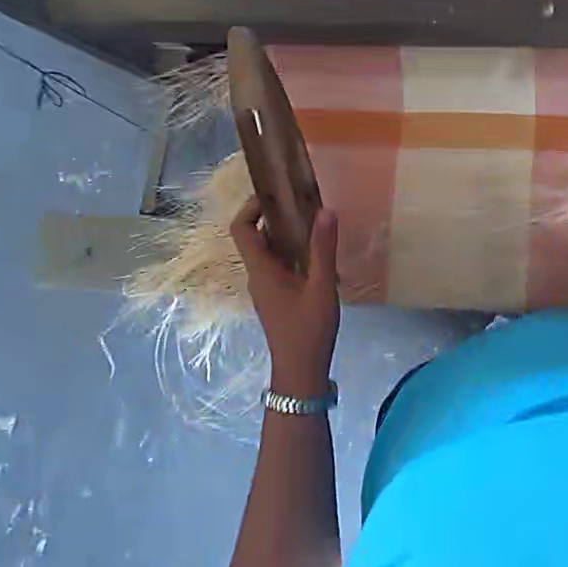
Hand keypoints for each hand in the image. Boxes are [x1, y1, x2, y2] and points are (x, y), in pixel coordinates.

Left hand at [230, 197, 340, 398]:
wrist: (301, 371)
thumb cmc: (308, 330)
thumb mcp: (322, 287)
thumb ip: (323, 249)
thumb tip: (326, 210)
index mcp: (261, 270)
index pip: (241, 229)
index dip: (250, 207)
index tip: (275, 194)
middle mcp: (258, 276)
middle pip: (256, 237)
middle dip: (275, 217)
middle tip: (302, 203)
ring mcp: (266, 289)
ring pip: (270, 253)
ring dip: (287, 236)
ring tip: (314, 224)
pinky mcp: (277, 298)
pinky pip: (279, 267)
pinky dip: (293, 254)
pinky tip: (317, 256)